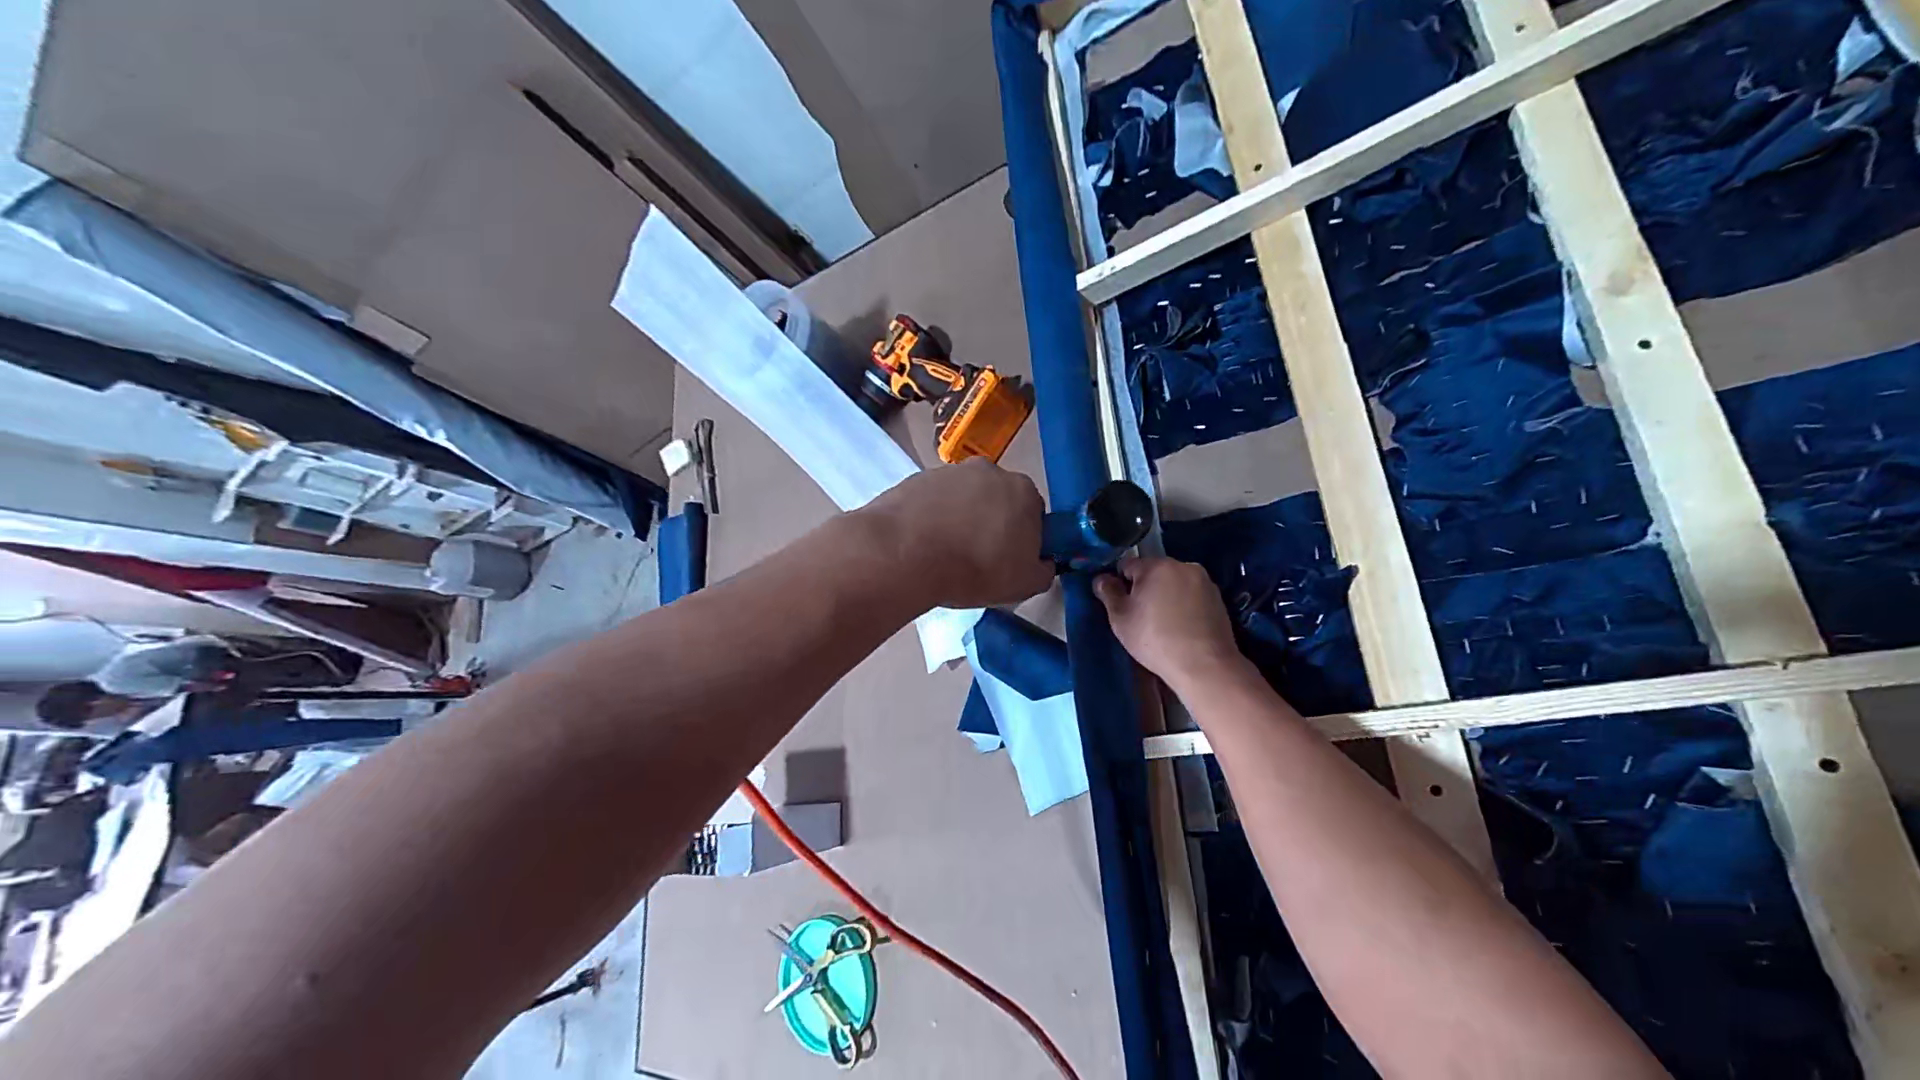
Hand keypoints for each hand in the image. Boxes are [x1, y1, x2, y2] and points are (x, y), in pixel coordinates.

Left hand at [857, 460, 1052, 608]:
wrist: (904, 554)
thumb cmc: (974, 569)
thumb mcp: (1024, 584)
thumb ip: (1043, 570)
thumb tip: (1042, 563)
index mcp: (1023, 491)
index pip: (1033, 514)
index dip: (1024, 539)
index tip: (1009, 560)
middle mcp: (989, 471)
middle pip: (997, 499)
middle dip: (991, 524)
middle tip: (977, 559)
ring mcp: (949, 471)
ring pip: (962, 498)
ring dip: (959, 519)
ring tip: (944, 554)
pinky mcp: (915, 478)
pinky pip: (932, 501)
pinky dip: (930, 517)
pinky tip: (921, 544)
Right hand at [1094, 556, 1246, 692]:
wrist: (1203, 665)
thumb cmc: (1155, 639)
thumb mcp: (1120, 618)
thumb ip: (1108, 593)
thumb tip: (1101, 579)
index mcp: (1157, 565)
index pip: (1127, 565)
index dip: (1120, 584)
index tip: (1121, 606)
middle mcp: (1183, 565)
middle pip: (1153, 572)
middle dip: (1145, 588)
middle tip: (1140, 617)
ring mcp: (1204, 581)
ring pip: (1174, 583)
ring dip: (1166, 596)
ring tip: (1164, 624)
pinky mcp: (1218, 599)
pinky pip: (1191, 596)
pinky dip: (1184, 605)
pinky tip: (1182, 627)